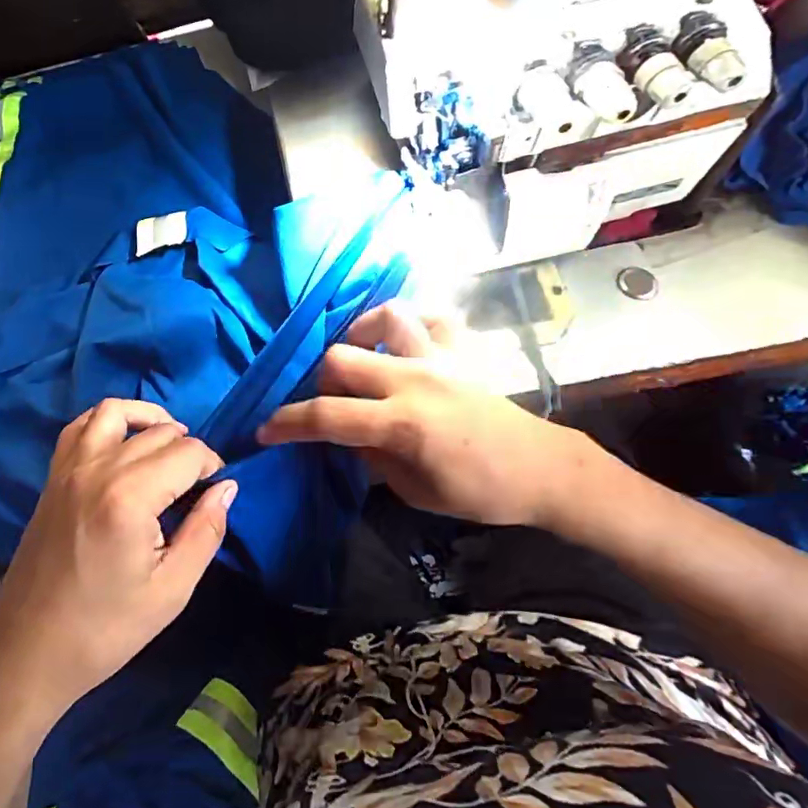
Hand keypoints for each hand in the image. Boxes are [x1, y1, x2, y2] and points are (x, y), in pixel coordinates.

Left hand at [0, 399, 235, 726]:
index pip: (188, 452)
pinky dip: (107, 421)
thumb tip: (227, 487)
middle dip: (188, 450)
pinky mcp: (51, 476)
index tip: (216, 491)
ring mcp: (68, 468)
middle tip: (197, 487)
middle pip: (159, 432)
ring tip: (169, 448)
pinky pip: (80, 425)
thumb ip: (206, 531)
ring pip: (116, 411)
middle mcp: (97, 468)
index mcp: (130, 497)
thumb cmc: (105, 630)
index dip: (212, 465)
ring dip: (150, 421)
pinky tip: (123, 443)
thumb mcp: (172, 590)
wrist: (28, 651)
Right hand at [258, 303, 604, 527]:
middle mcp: (414, 379)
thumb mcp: (414, 491)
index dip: (288, 423)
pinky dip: (411, 324)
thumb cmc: (479, 492)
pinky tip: (402, 343)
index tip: (265, 430)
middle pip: (340, 357)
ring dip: (362, 335)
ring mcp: (440, 358)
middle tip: (332, 404)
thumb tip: (346, 436)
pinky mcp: (461, 350)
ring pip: (384, 317)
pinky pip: (431, 316)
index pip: (327, 416)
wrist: (542, 471)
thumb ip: (372, 457)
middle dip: (322, 381)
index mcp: (401, 423)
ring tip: (362, 358)